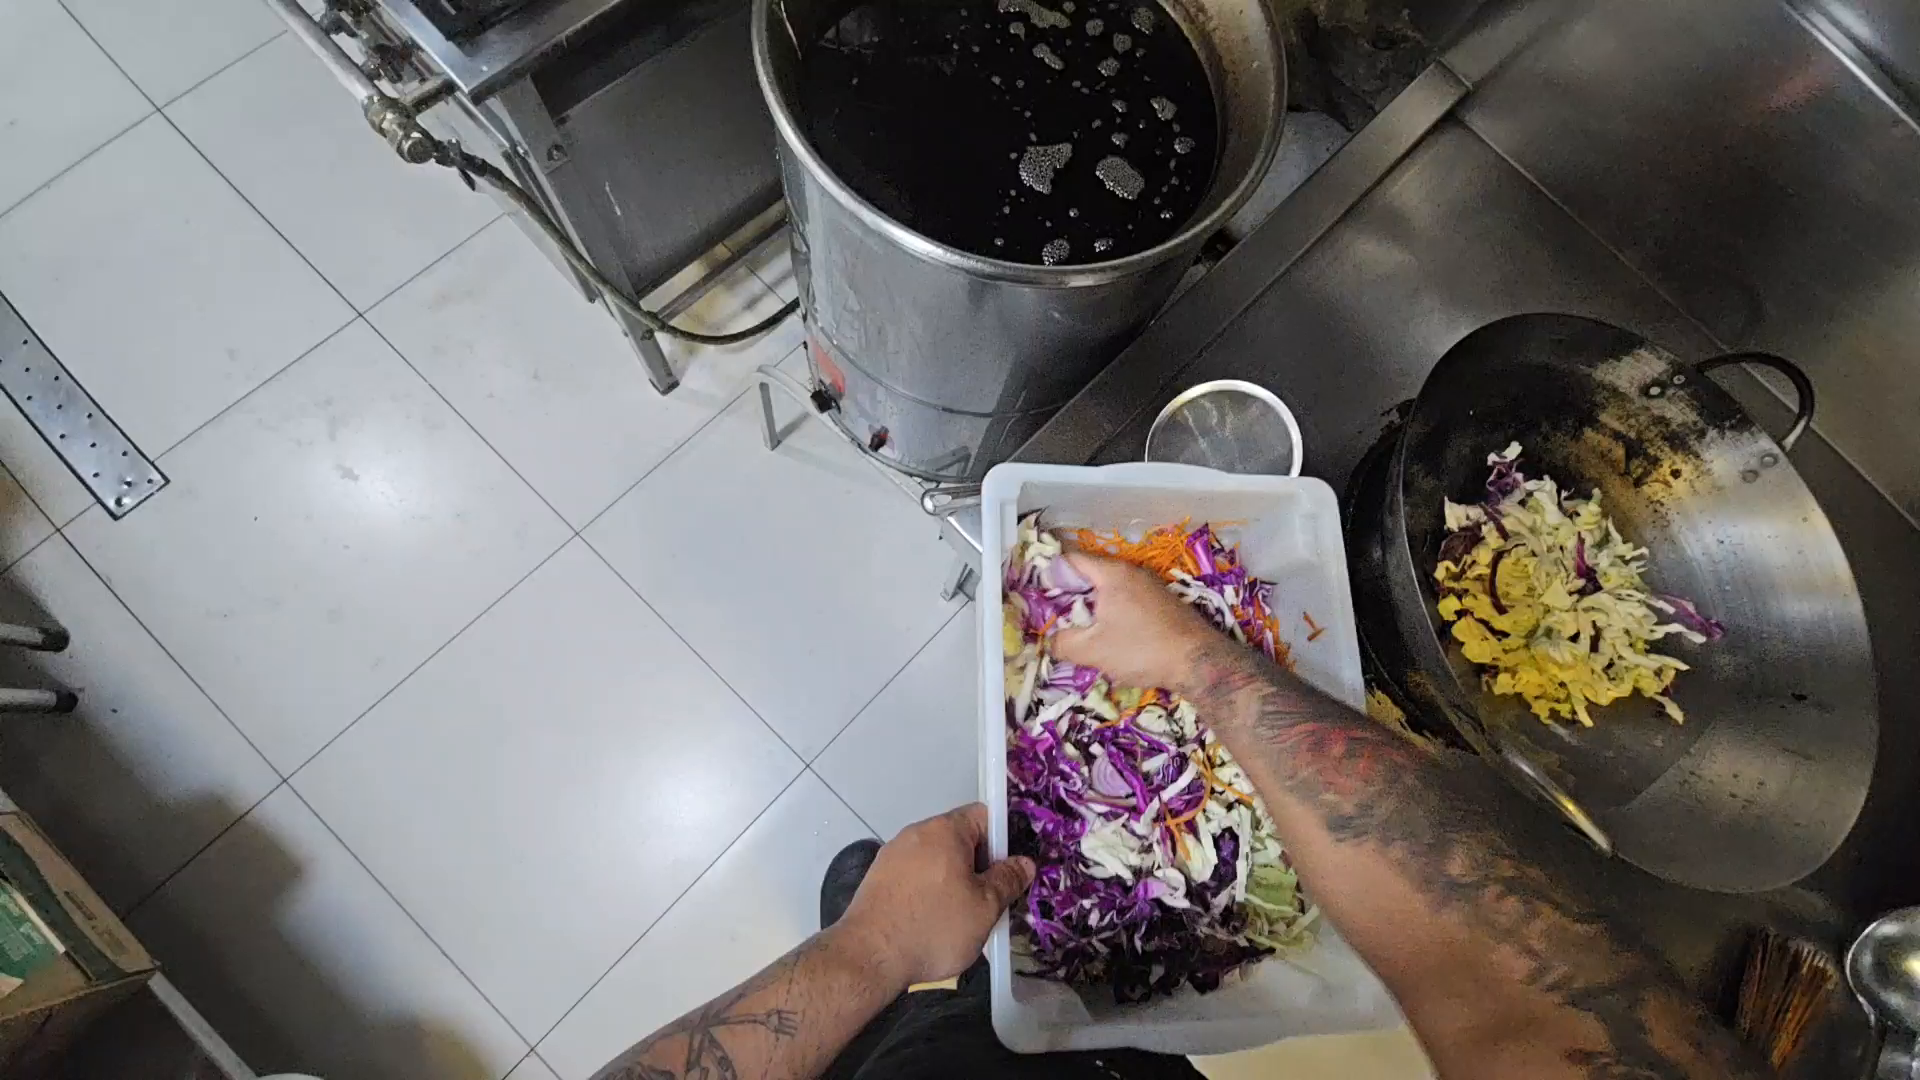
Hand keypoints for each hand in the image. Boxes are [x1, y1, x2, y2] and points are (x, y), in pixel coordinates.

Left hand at [834, 804, 1034, 989]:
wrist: (869, 956)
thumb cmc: (933, 926)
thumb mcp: (984, 907)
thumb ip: (1007, 880)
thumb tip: (1024, 862)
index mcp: (946, 829)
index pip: (984, 814)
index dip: (1003, 840)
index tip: (1009, 871)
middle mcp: (918, 831)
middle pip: (960, 837)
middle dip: (979, 865)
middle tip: (990, 901)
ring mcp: (895, 852)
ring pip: (938, 859)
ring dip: (954, 880)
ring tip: (961, 918)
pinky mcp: (880, 875)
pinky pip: (916, 874)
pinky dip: (929, 890)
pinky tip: (931, 922)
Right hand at [1051, 552, 1217, 692]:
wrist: (1200, 662)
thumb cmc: (1142, 649)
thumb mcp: (1092, 650)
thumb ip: (1063, 642)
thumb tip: (1050, 641)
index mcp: (1111, 574)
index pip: (1070, 559)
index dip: (1049, 572)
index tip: (1036, 591)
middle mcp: (1131, 572)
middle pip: (1089, 573)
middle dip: (1068, 592)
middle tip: (1053, 614)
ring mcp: (1150, 586)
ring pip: (1108, 588)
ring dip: (1091, 604)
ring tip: (1078, 627)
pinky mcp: (1162, 603)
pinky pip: (1126, 599)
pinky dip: (1111, 610)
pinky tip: (1108, 634)